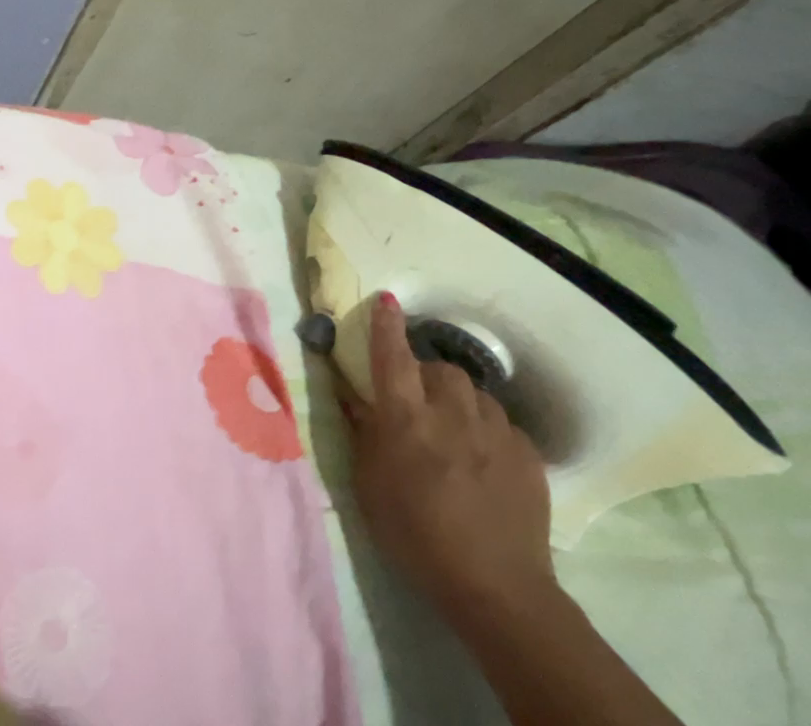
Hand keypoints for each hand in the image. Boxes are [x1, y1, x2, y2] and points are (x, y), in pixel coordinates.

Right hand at [344, 293, 554, 617]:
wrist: (493, 583)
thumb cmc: (412, 534)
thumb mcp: (368, 483)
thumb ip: (364, 433)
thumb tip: (355, 398)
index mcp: (406, 422)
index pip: (392, 360)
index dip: (387, 328)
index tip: (386, 299)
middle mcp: (453, 416)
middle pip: (440, 370)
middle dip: (423, 371)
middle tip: (411, 394)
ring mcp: (497, 434)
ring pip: (474, 392)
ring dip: (455, 396)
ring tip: (447, 423)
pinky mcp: (528, 456)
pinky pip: (501, 423)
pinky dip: (483, 425)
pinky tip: (477, 454)